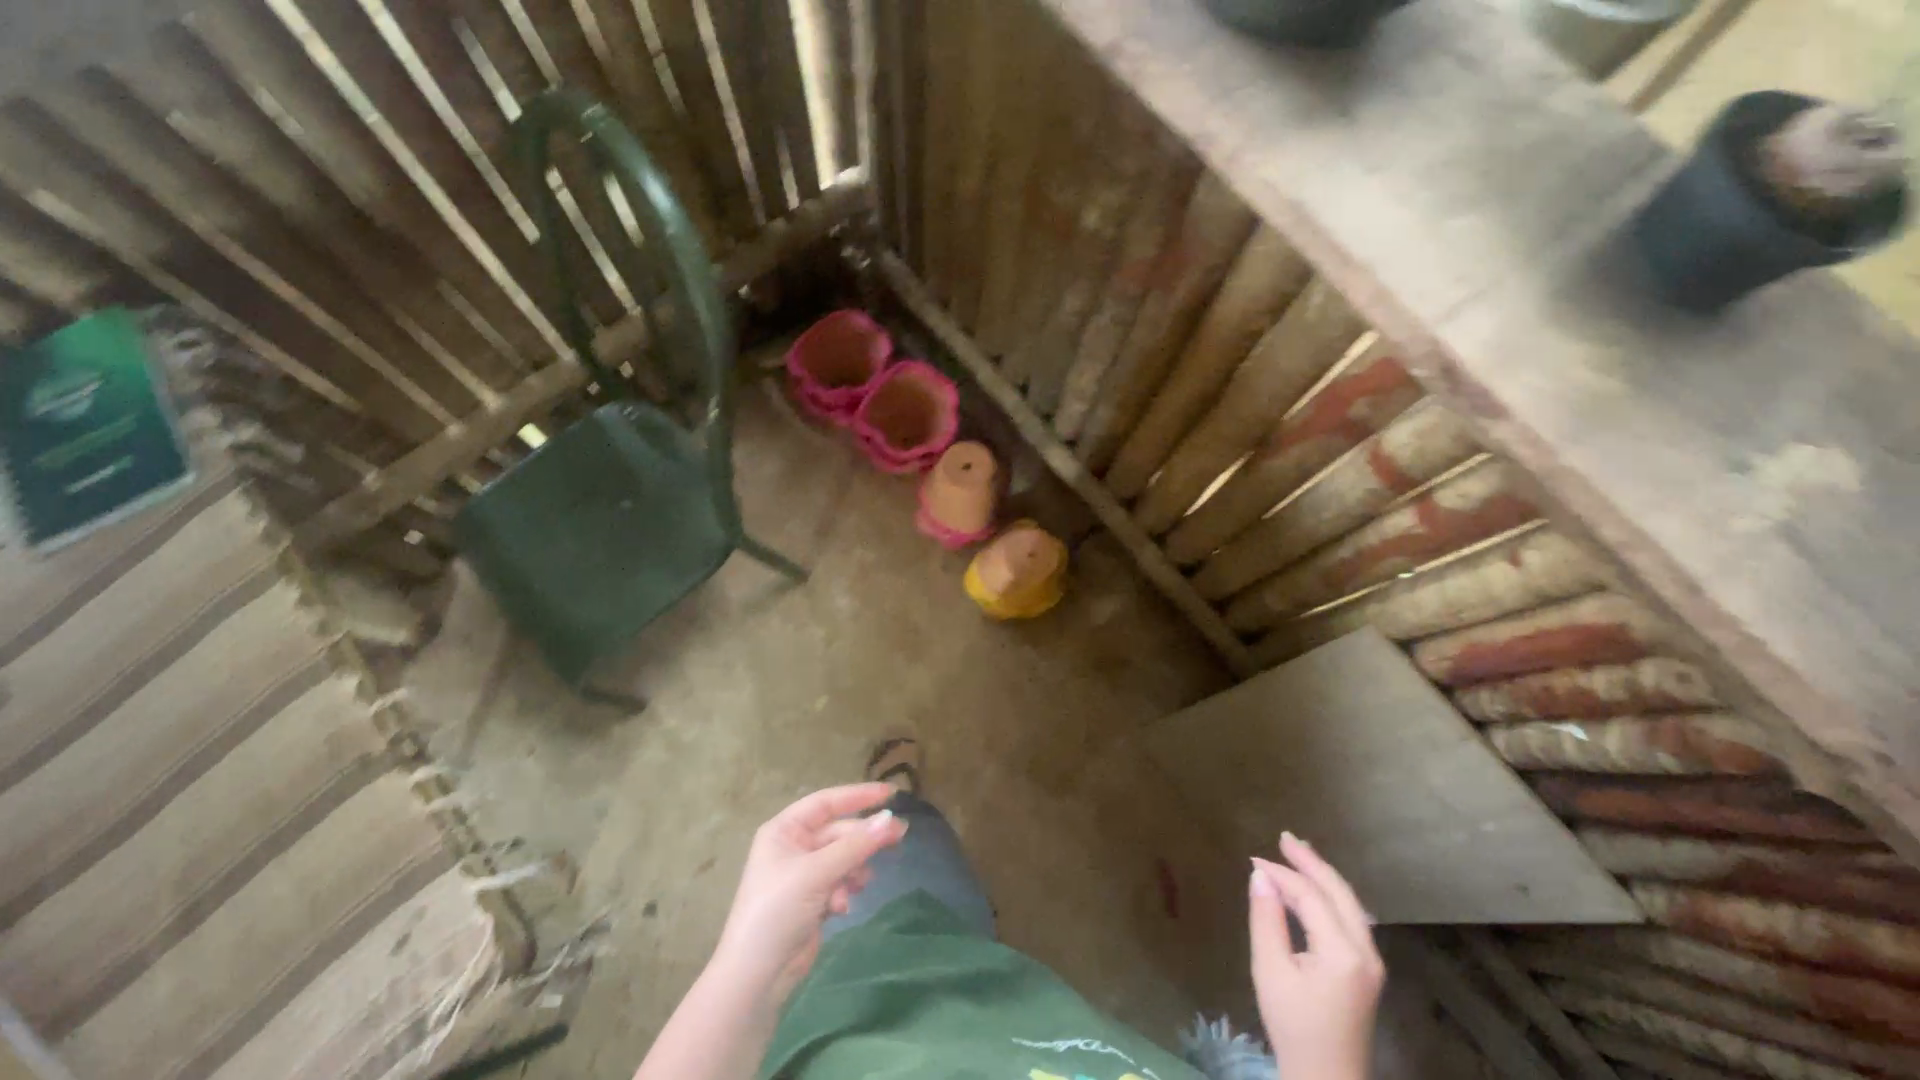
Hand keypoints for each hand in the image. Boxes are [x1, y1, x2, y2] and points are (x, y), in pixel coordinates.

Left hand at [714, 783, 907, 999]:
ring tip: (859, 884)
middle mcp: (793, 847)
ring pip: (843, 859)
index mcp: (784, 831)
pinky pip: (840, 883)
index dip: (858, 796)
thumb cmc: (778, 910)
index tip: (891, 794)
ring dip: (854, 870)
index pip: (826, 802)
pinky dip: (845, 891)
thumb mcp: (816, 872)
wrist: (758, 972)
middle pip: (839, 832)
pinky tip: (841, 908)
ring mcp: (803, 875)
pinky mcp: (813, 900)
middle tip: (899, 839)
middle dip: (864, 840)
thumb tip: (891, 820)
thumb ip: (855, 845)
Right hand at [1248, 833, 1384, 1079]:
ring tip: (1299, 854)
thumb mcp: (1270, 972)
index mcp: (1343, 951)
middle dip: (1312, 863)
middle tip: (1284, 837)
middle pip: (1340, 893)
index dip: (1282, 874)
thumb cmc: (1293, 1027)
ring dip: (1324, 877)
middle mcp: (1366, 950)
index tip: (1252, 860)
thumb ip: (1266, 920)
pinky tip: (1316, 891)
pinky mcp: (1368, 971)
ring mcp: (1372, 962)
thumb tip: (1261, 876)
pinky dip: (1331, 897)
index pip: (1311, 897)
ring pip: (1350, 905)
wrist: (1326, 1078)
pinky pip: (1352, 920)